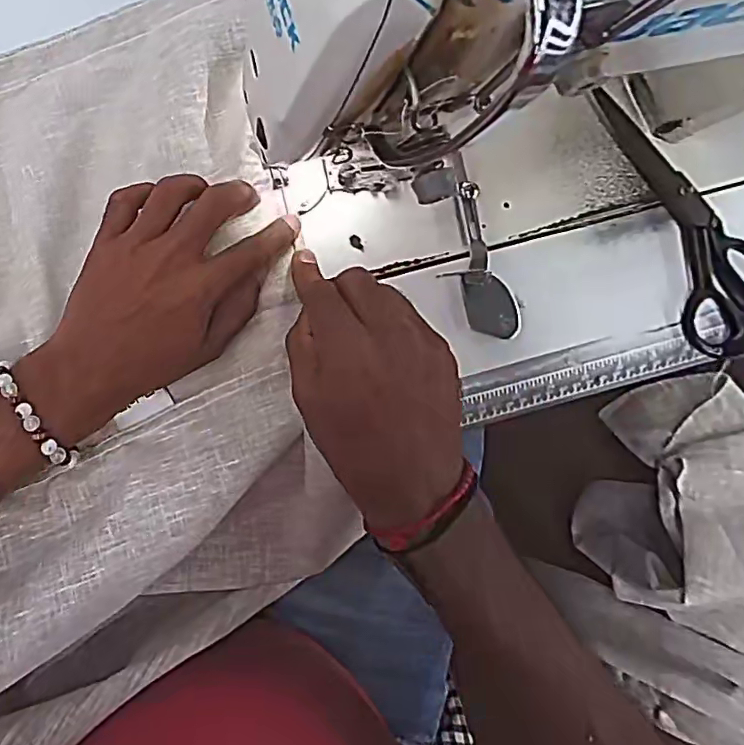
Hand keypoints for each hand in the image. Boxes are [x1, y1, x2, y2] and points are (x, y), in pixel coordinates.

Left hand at [16, 176, 296, 441]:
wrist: (90, 366)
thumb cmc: (141, 362)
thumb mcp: (205, 347)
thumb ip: (236, 310)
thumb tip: (254, 281)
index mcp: (198, 286)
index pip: (250, 250)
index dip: (275, 234)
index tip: (282, 226)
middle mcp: (169, 258)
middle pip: (214, 203)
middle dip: (239, 193)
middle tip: (244, 197)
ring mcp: (135, 246)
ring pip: (170, 191)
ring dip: (194, 185)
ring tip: (201, 190)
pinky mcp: (107, 243)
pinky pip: (124, 200)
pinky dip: (142, 191)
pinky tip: (152, 198)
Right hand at [286, 250, 465, 529]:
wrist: (412, 479)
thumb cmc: (360, 449)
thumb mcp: (309, 398)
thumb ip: (303, 346)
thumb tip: (307, 314)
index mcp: (346, 349)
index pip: (322, 291)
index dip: (307, 274)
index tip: (303, 265)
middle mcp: (387, 336)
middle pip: (357, 281)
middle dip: (338, 290)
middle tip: (330, 313)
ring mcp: (419, 340)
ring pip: (387, 292)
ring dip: (367, 303)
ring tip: (360, 337)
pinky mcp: (441, 349)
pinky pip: (411, 316)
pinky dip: (393, 322)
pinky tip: (385, 351)